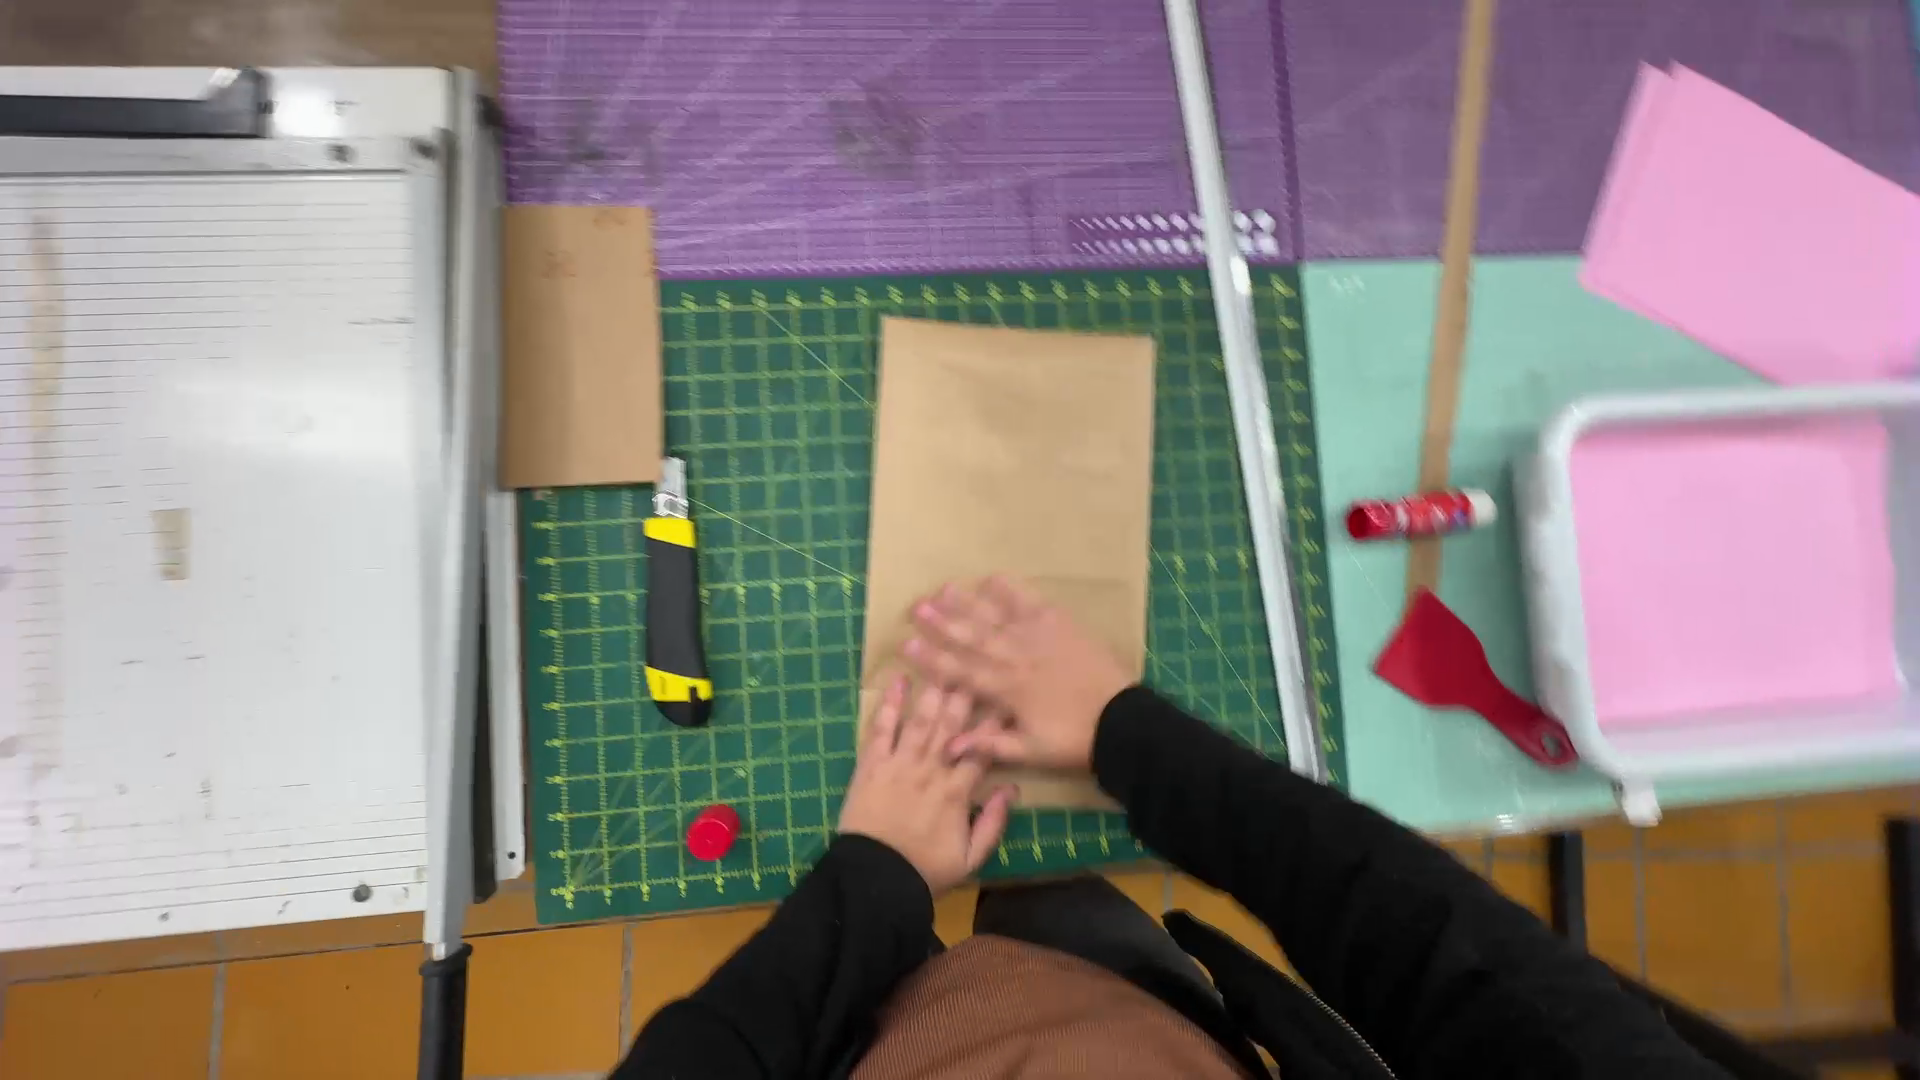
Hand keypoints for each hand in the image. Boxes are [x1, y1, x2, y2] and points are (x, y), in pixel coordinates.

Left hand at [837, 676, 1014, 896]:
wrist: (873, 881)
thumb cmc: (924, 871)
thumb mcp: (970, 859)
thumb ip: (994, 823)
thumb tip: (1013, 788)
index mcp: (957, 792)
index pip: (982, 748)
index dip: (995, 722)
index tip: (1008, 697)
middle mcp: (931, 770)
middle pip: (952, 725)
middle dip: (966, 692)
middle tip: (977, 661)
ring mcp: (900, 764)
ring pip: (921, 720)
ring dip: (934, 689)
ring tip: (945, 660)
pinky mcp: (872, 765)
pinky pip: (882, 729)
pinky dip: (890, 704)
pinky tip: (898, 680)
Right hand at [903, 577, 1132, 772]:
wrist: (1121, 720)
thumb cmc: (1073, 739)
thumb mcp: (1030, 750)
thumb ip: (989, 745)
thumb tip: (948, 745)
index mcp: (1006, 690)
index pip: (960, 671)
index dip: (932, 658)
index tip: (906, 644)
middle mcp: (1014, 658)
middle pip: (971, 637)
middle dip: (941, 622)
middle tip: (916, 607)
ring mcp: (1036, 636)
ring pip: (994, 617)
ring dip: (967, 603)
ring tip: (943, 589)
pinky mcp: (1058, 622)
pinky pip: (1029, 601)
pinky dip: (1010, 589)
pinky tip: (991, 578)